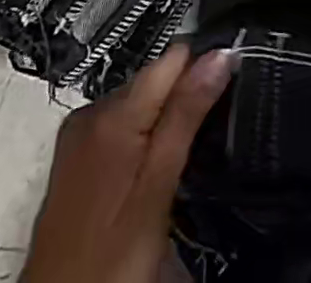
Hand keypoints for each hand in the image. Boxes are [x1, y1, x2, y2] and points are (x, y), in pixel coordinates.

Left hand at [21, 45, 235, 282]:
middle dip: (189, 94)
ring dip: (171, 116)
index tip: (232, 87)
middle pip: (158, 78)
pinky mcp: (77, 157)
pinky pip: (126, 123)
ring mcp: (80, 136)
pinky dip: (149, 134)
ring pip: (144, 101)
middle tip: (215, 131)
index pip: (174, 57)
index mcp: (112, 114)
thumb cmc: (113, 256)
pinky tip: (163, 165)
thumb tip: (220, 54)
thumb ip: (187, 114)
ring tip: (194, 150)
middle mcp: (91, 113)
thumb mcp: (158, 186)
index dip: (207, 66)